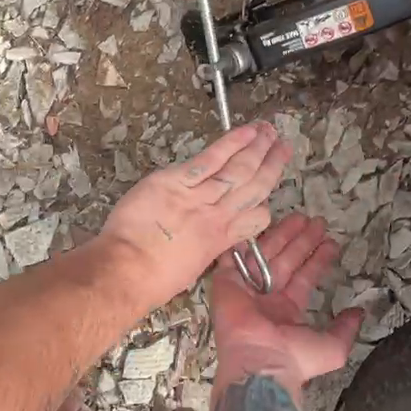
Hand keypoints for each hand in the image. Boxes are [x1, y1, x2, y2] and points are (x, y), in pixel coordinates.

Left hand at [99, 121, 291, 300]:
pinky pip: (209, 159)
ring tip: (268, 131)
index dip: (265, 201)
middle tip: (283, 146)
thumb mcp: (191, 268)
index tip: (268, 186)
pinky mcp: (175, 182)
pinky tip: (243, 131)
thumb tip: (210, 237)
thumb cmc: (153, 278)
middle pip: (255, 186)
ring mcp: (198, 197)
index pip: (258, 218)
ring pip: (238, 169)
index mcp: (221, 240)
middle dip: (272, 164)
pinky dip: (229, 143)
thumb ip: (206, 247)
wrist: (127, 268)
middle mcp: (217, 216)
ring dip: (256, 147)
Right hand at [210, 213, 362, 385]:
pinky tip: (255, 223)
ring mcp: (246, 287)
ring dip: (281, 235)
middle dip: (301, 241)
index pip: (304, 278)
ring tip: (299, 216)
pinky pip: (233, 257)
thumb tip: (359, 312)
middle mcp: (266, 296)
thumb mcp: (332, 347)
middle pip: (286, 261)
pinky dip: (241, 241)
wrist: (258, 360)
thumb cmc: (293, 356)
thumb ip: (344, 328)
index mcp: (287, 311)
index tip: (330, 241)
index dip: (317, 259)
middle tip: (316, 221)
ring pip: (264, 255)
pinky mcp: (226, 281)